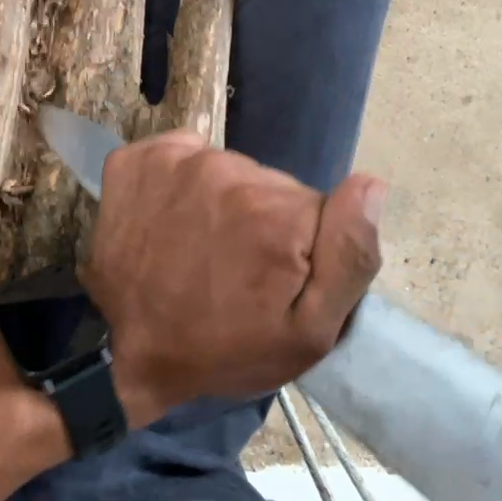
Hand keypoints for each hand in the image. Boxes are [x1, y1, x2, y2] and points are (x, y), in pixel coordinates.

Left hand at [78, 130, 385, 425]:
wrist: (130, 346)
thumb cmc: (225, 347)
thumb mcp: (309, 331)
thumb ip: (350, 256)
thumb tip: (371, 185)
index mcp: (277, 212)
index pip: (320, 207)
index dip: (306, 244)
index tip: (277, 275)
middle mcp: (226, 170)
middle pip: (271, 184)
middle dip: (265, 220)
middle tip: (237, 266)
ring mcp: (173, 160)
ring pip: (228, 169)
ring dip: (222, 200)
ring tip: (201, 247)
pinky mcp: (134, 158)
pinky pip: (181, 153)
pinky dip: (181, 180)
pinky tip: (171, 218)